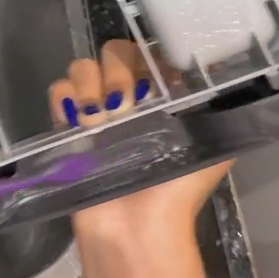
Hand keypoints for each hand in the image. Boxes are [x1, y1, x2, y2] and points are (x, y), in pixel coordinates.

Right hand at [48, 39, 232, 247]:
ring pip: (83, 66)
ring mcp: (96, 108)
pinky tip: (76, 122)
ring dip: (89, 87)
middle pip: (113, 51)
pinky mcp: (67, 124)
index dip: (148, 58)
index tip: (151, 83)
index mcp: (166, 96)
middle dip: (117, 73)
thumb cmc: (176, 188)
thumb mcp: (212, 147)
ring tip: (97, 121)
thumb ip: (217, 110)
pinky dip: (64, 99)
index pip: (152, 52)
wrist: (135, 226)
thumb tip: (219, 75)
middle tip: (124, 107)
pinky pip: (59, 90)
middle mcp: (130, 96)